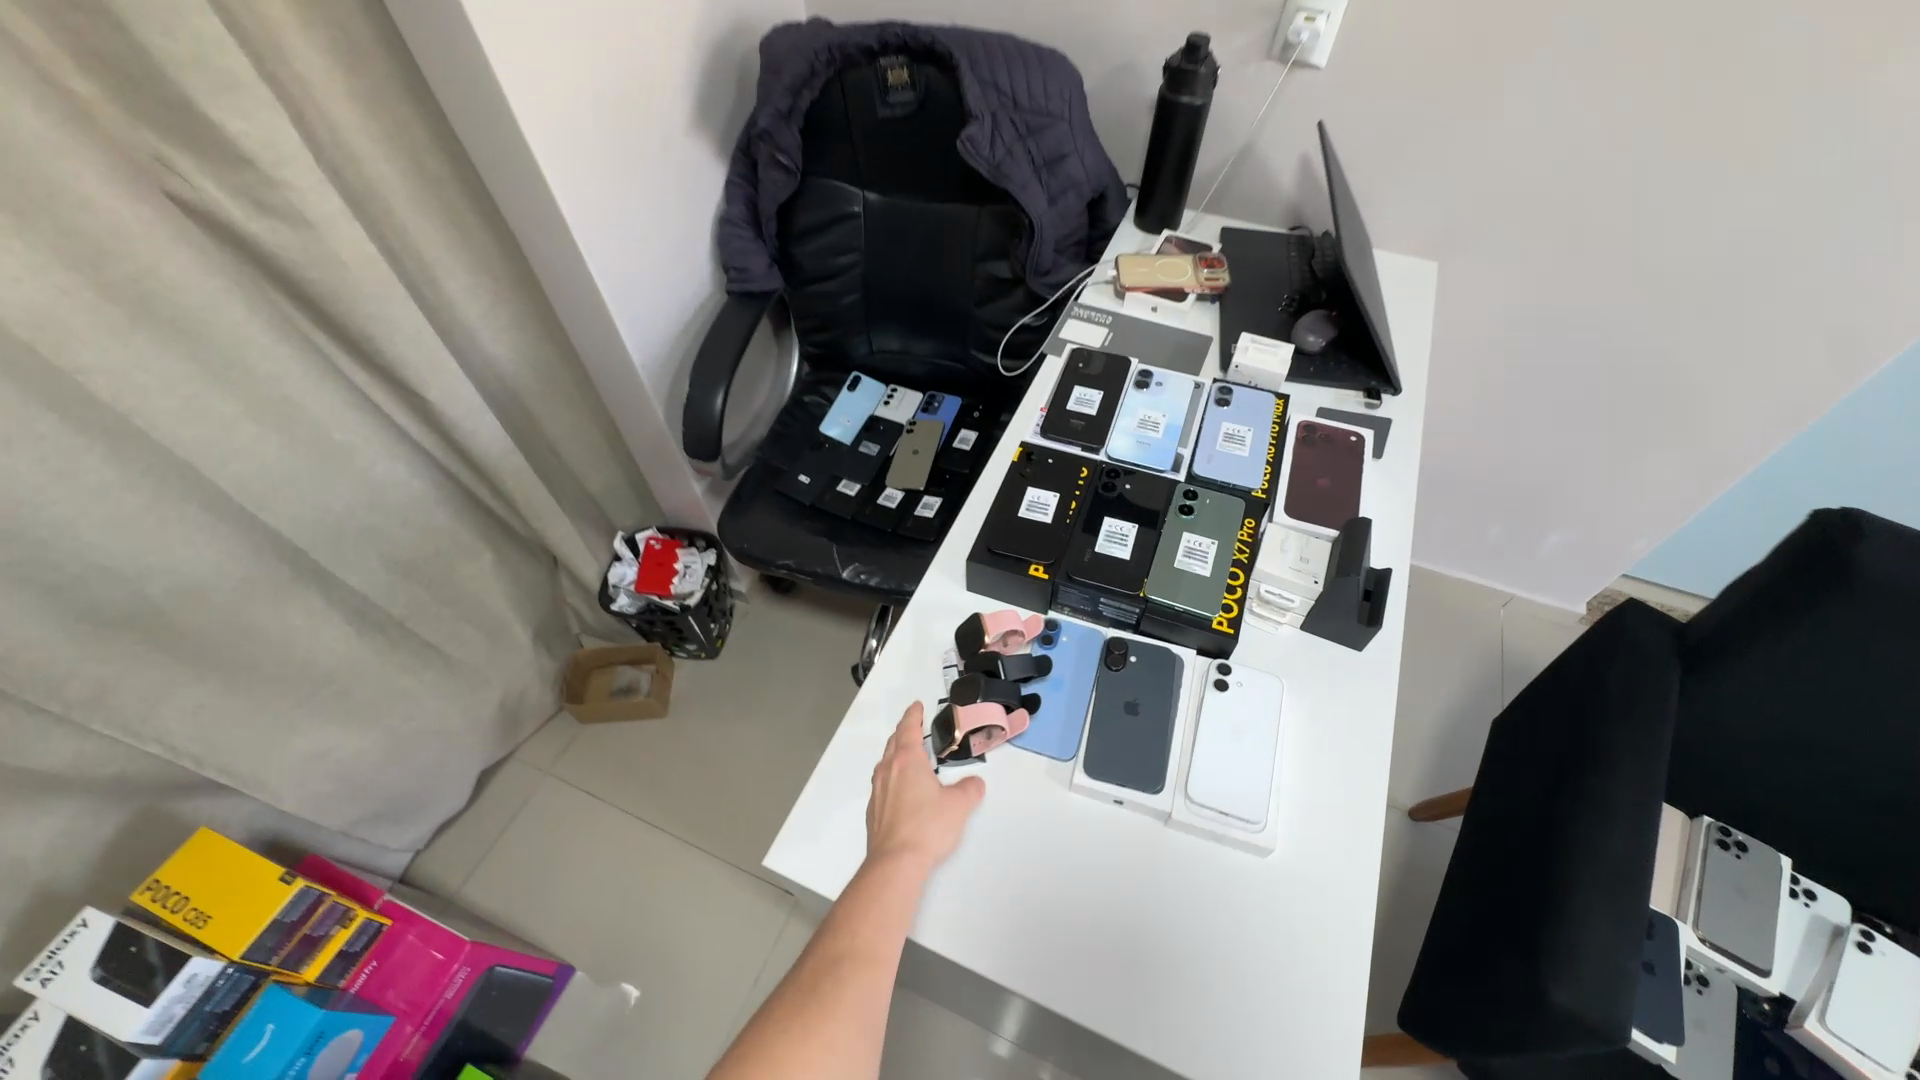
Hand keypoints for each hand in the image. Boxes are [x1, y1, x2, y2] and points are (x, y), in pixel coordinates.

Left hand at [866, 702, 984, 873]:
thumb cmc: (927, 827)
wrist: (895, 862)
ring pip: (885, 763)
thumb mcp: (959, 805)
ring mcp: (877, 792)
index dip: (913, 715)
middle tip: (912, 727)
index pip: (908, 729)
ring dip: (895, 754)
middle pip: (893, 743)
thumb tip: (975, 784)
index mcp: (907, 761)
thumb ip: (970, 789)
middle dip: (903, 732)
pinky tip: (900, 790)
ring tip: (906, 757)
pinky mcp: (874, 812)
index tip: (916, 706)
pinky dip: (891, 778)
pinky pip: (882, 785)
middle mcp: (888, 771)